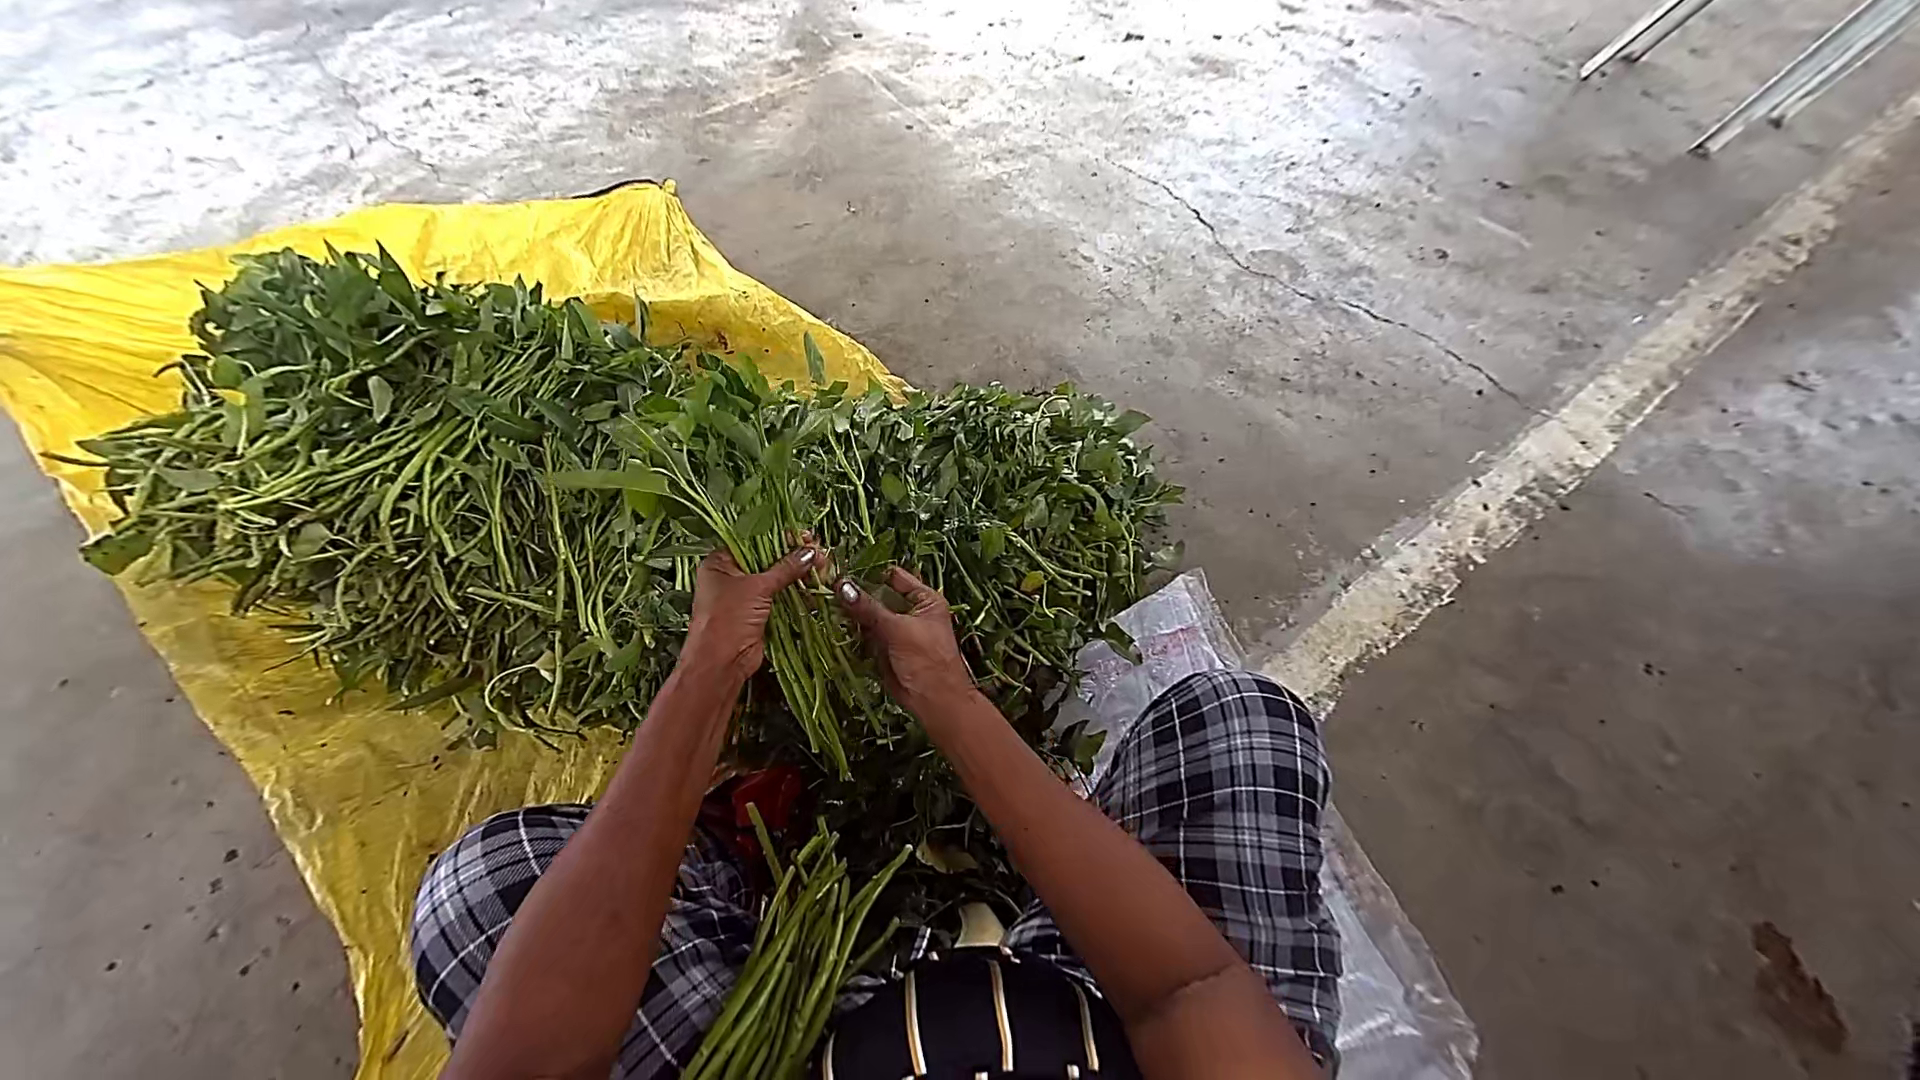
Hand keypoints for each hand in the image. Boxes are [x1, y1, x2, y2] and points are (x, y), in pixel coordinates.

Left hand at [682, 542, 821, 681]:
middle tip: (817, 550)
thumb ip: (785, 568)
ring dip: (798, 573)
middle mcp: (731, 576)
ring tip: (822, 565)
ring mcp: (745, 596)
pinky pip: (780, 596)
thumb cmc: (727, 619)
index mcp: (720, 563)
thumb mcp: (756, 587)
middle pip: (767, 558)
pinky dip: (796, 591)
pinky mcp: (758, 612)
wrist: (722, 663)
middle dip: (793, 555)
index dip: (779, 536)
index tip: (804, 535)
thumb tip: (809, 552)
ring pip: (776, 578)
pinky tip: (814, 585)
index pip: (753, 540)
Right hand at [835, 566, 977, 717]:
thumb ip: (870, 609)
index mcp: (924, 600)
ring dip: (850, 614)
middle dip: (856, 595)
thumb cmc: (929, 661)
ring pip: (868, 615)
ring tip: (827, 606)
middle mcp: (910, 612)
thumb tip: (844, 587)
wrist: (934, 701)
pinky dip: (852, 632)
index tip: (844, 572)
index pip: (894, 576)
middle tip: (829, 589)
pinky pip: (864, 634)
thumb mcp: (899, 629)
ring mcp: (896, 630)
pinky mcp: (884, 648)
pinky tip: (835, 625)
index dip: (870, 574)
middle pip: (877, 596)